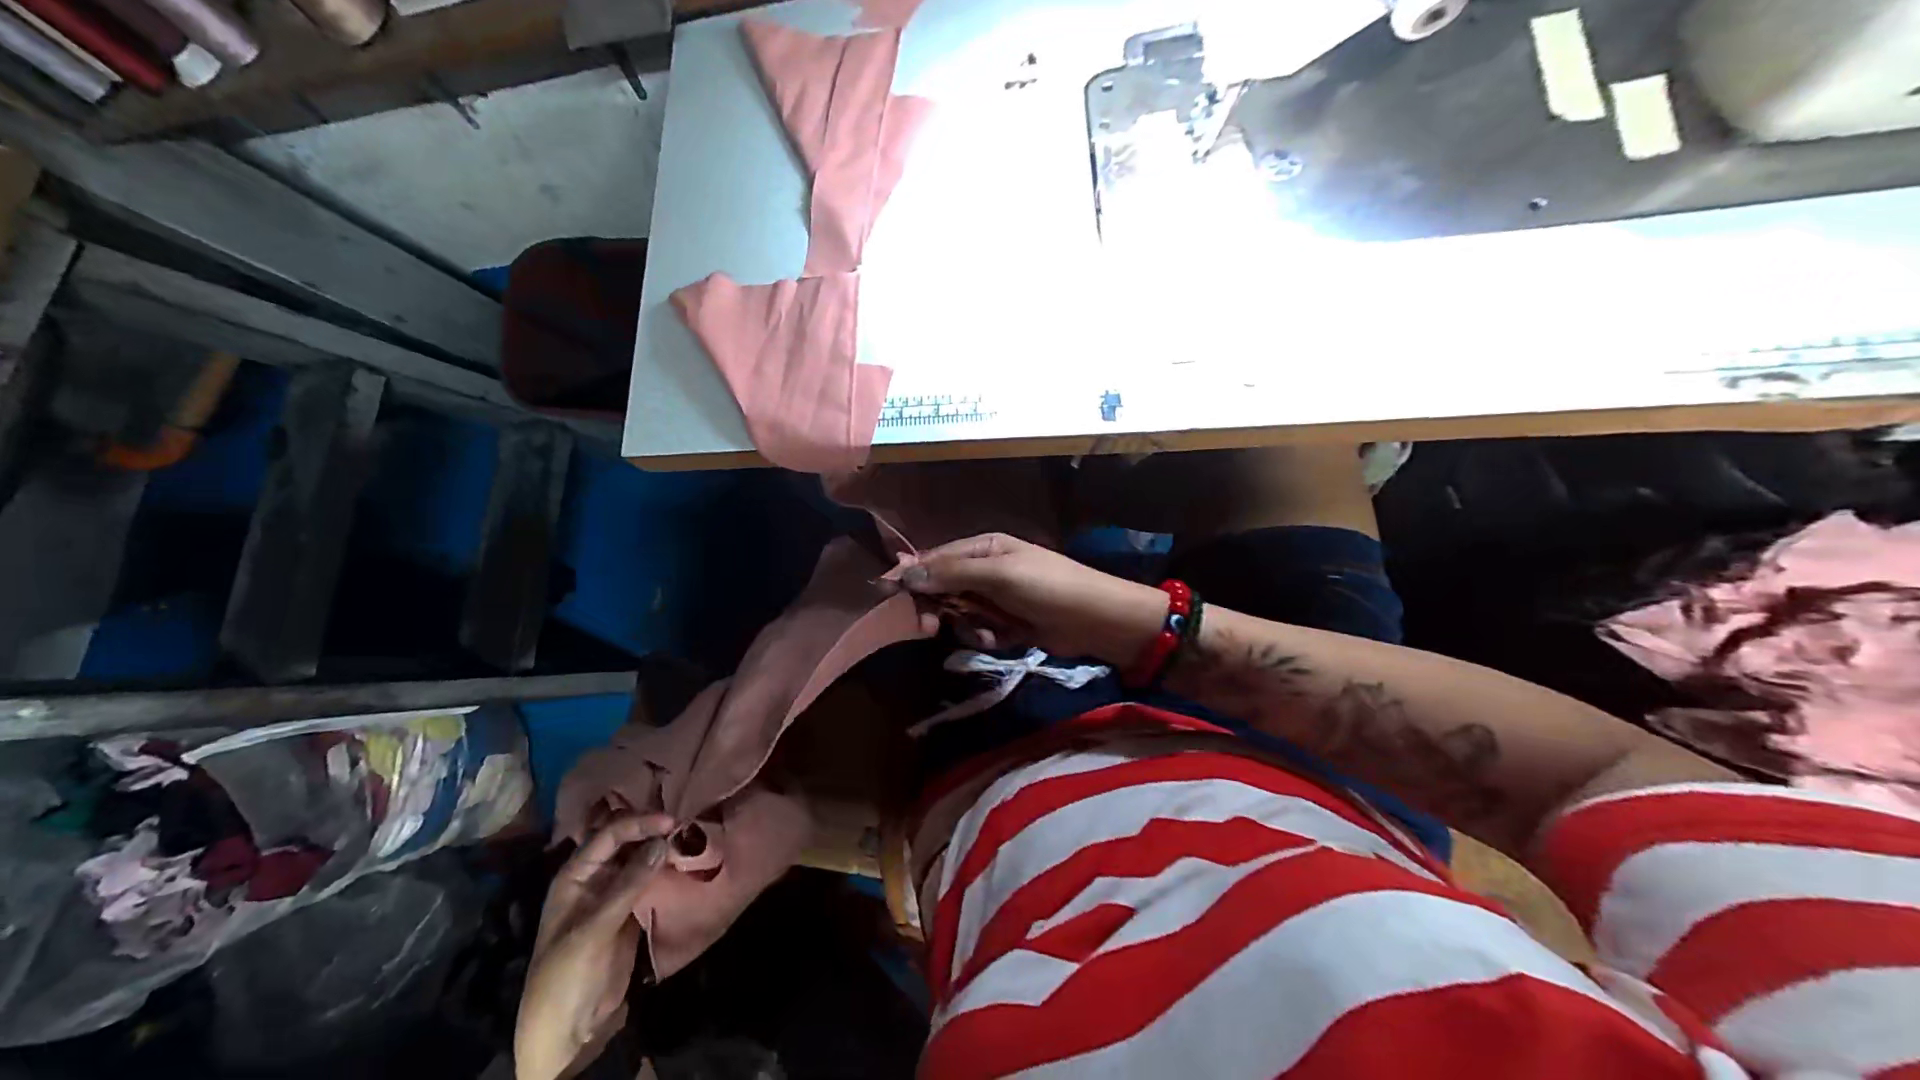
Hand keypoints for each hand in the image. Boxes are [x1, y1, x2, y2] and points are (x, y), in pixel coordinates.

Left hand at [516, 813, 672, 1079]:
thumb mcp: (594, 928)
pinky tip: (684, 864)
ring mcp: (613, 895)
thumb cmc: (565, 973)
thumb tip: (662, 841)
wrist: (566, 1028)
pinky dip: (665, 871)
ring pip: (640, 860)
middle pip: (625, 842)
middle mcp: (594, 878)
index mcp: (575, 875)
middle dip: (652, 830)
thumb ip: (628, 884)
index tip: (671, 821)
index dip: (638, 824)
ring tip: (690, 840)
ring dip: (661, 849)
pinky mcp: (630, 913)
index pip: (609, 836)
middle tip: (685, 824)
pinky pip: (649, 882)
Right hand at [888, 533, 1167, 664]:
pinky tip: (1006, 639)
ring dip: (969, 627)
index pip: (934, 559)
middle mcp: (986, 570)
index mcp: (983, 547)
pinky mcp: (1008, 624)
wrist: (1096, 619)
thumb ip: (952, 573)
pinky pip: (981, 631)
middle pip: (942, 589)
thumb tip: (904, 572)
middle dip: (939, 609)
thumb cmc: (1047, 586)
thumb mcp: (998, 574)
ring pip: (960, 614)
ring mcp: (997, 598)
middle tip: (931, 629)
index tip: (890, 596)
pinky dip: (989, 637)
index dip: (913, 577)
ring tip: (989, 633)